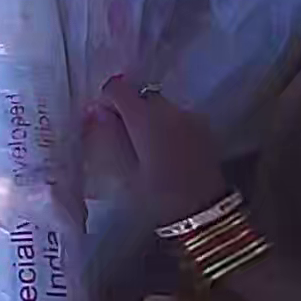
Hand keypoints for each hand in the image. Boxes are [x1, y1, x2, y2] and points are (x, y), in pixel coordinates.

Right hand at [96, 76, 228, 227]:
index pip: (118, 88)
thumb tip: (96, 112)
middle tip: (121, 136)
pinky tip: (164, 149)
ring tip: (144, 146)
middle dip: (127, 108)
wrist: (204, 212)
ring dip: (147, 116)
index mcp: (144, 117)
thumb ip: (108, 135)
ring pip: (158, 104)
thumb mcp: (125, 171)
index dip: (106, 100)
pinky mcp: (203, 125)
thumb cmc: (158, 196)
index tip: (102, 119)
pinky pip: (176, 115)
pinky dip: (165, 124)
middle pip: (139, 94)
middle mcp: (168, 108)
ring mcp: (188, 115)